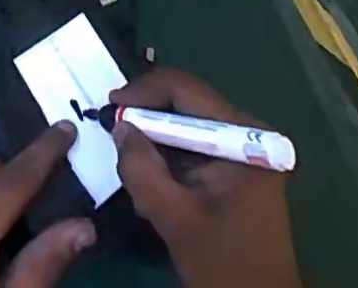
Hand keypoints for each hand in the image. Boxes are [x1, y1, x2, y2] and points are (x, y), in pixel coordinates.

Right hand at [110, 69, 300, 287]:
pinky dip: (167, 153)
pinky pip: (191, 141)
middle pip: (183, 100)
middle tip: (116, 132)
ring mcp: (244, 148)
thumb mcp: (175, 219)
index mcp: (243, 137)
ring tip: (134, 163)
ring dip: (154, 137)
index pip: (183, 89)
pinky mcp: (236, 165)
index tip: (110, 107)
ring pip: (184, 120)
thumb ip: (141, 169)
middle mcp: (247, 132)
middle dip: (146, 116)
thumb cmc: (227, 268)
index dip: (142, 91)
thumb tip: (121, 128)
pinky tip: (155, 181)